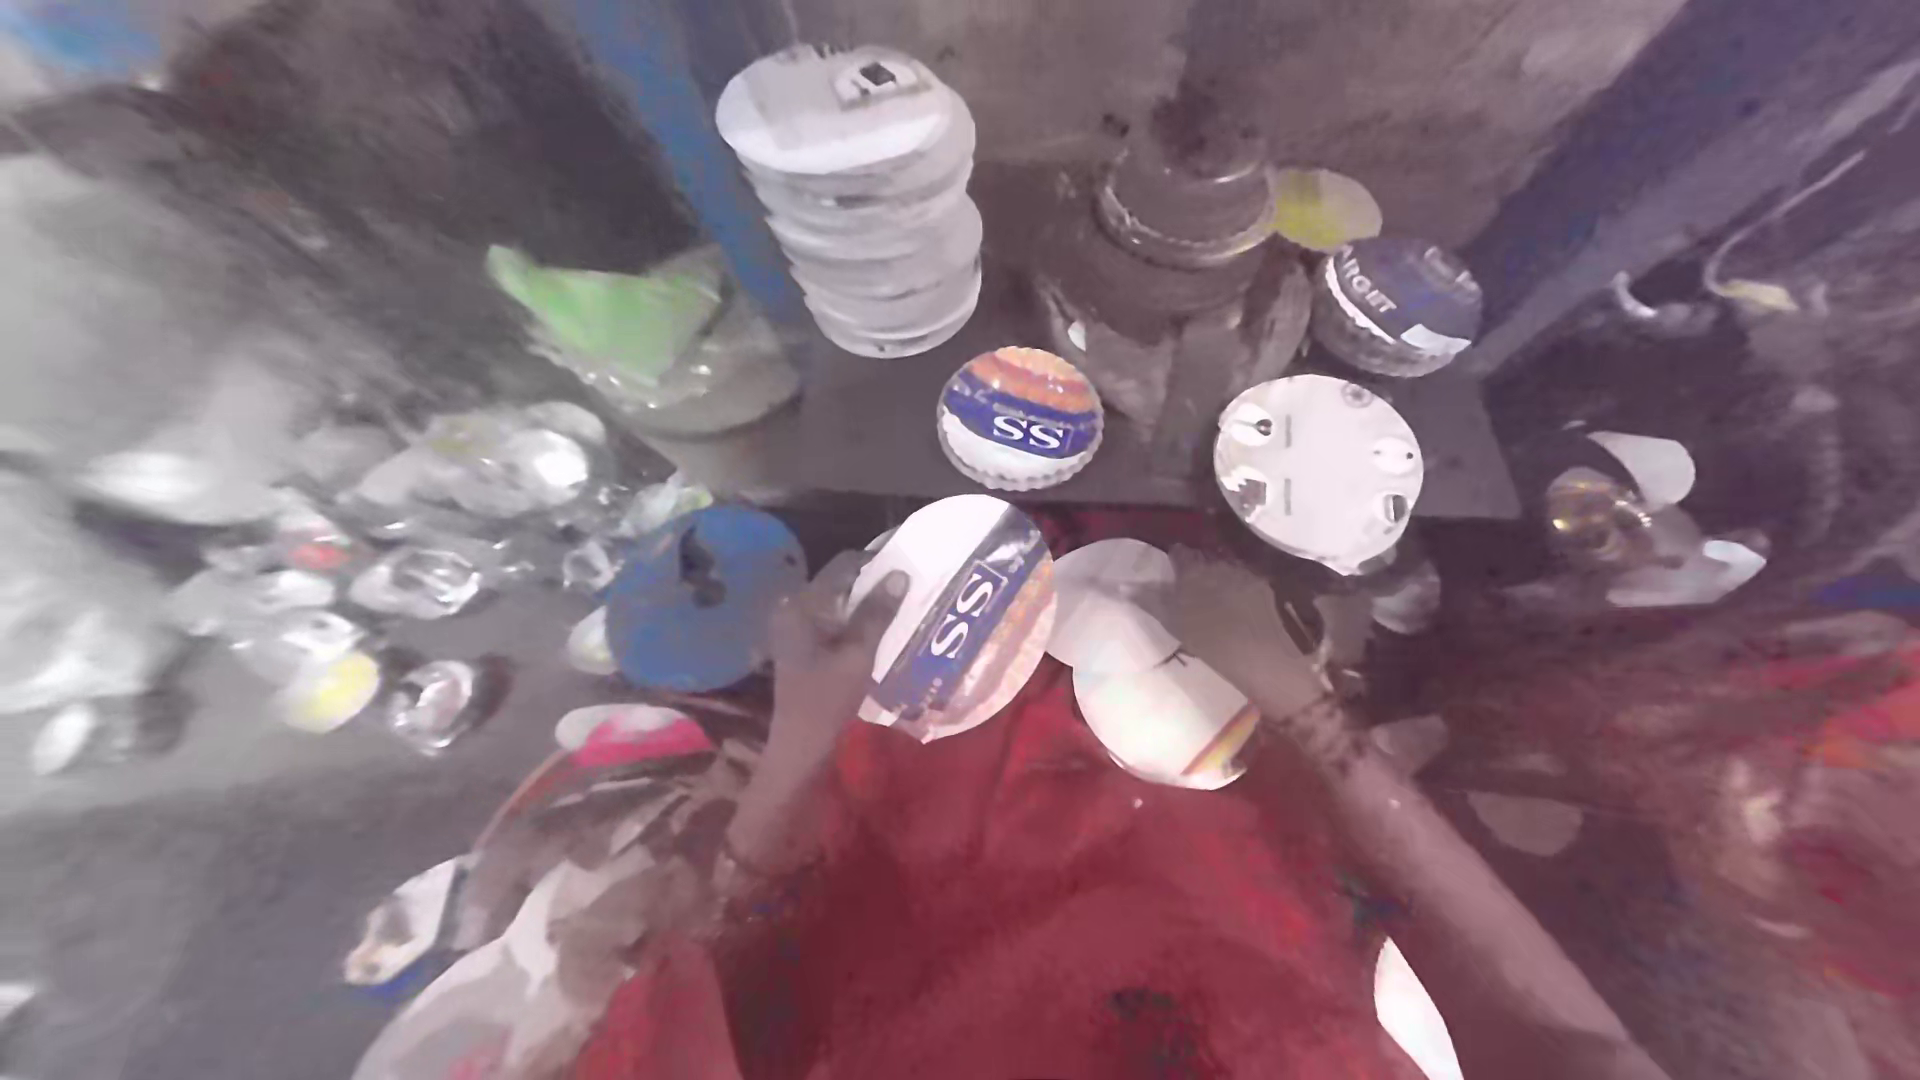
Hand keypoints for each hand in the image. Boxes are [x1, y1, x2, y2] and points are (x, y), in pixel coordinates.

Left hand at [763, 551, 908, 779]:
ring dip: (867, 600)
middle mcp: (793, 607)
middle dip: (873, 580)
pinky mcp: (802, 642)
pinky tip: (880, 625)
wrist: (801, 745)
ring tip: (900, 602)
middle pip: (839, 580)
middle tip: (908, 584)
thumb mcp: (858, 654)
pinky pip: (833, 617)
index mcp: (802, 605)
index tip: (907, 562)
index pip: (842, 565)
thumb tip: (900, 574)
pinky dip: (856, 617)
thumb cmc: (827, 700)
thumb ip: (877, 613)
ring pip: (838, 599)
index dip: (875, 559)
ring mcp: (795, 625)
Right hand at [1167, 545, 1324, 718]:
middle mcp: (1222, 565)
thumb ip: (1150, 601)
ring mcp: (1248, 576)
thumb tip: (1120, 586)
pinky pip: (1245, 583)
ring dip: (1218, 580)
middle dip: (1196, 569)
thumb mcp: (1175, 623)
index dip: (1173, 560)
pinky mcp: (1269, 590)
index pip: (1179, 553)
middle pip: (1204, 559)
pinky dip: (1237, 592)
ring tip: (1213, 601)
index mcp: (1195, 570)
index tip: (1169, 572)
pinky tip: (1236, 610)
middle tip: (1189, 589)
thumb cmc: (1214, 644)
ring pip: (1225, 570)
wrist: (1269, 663)